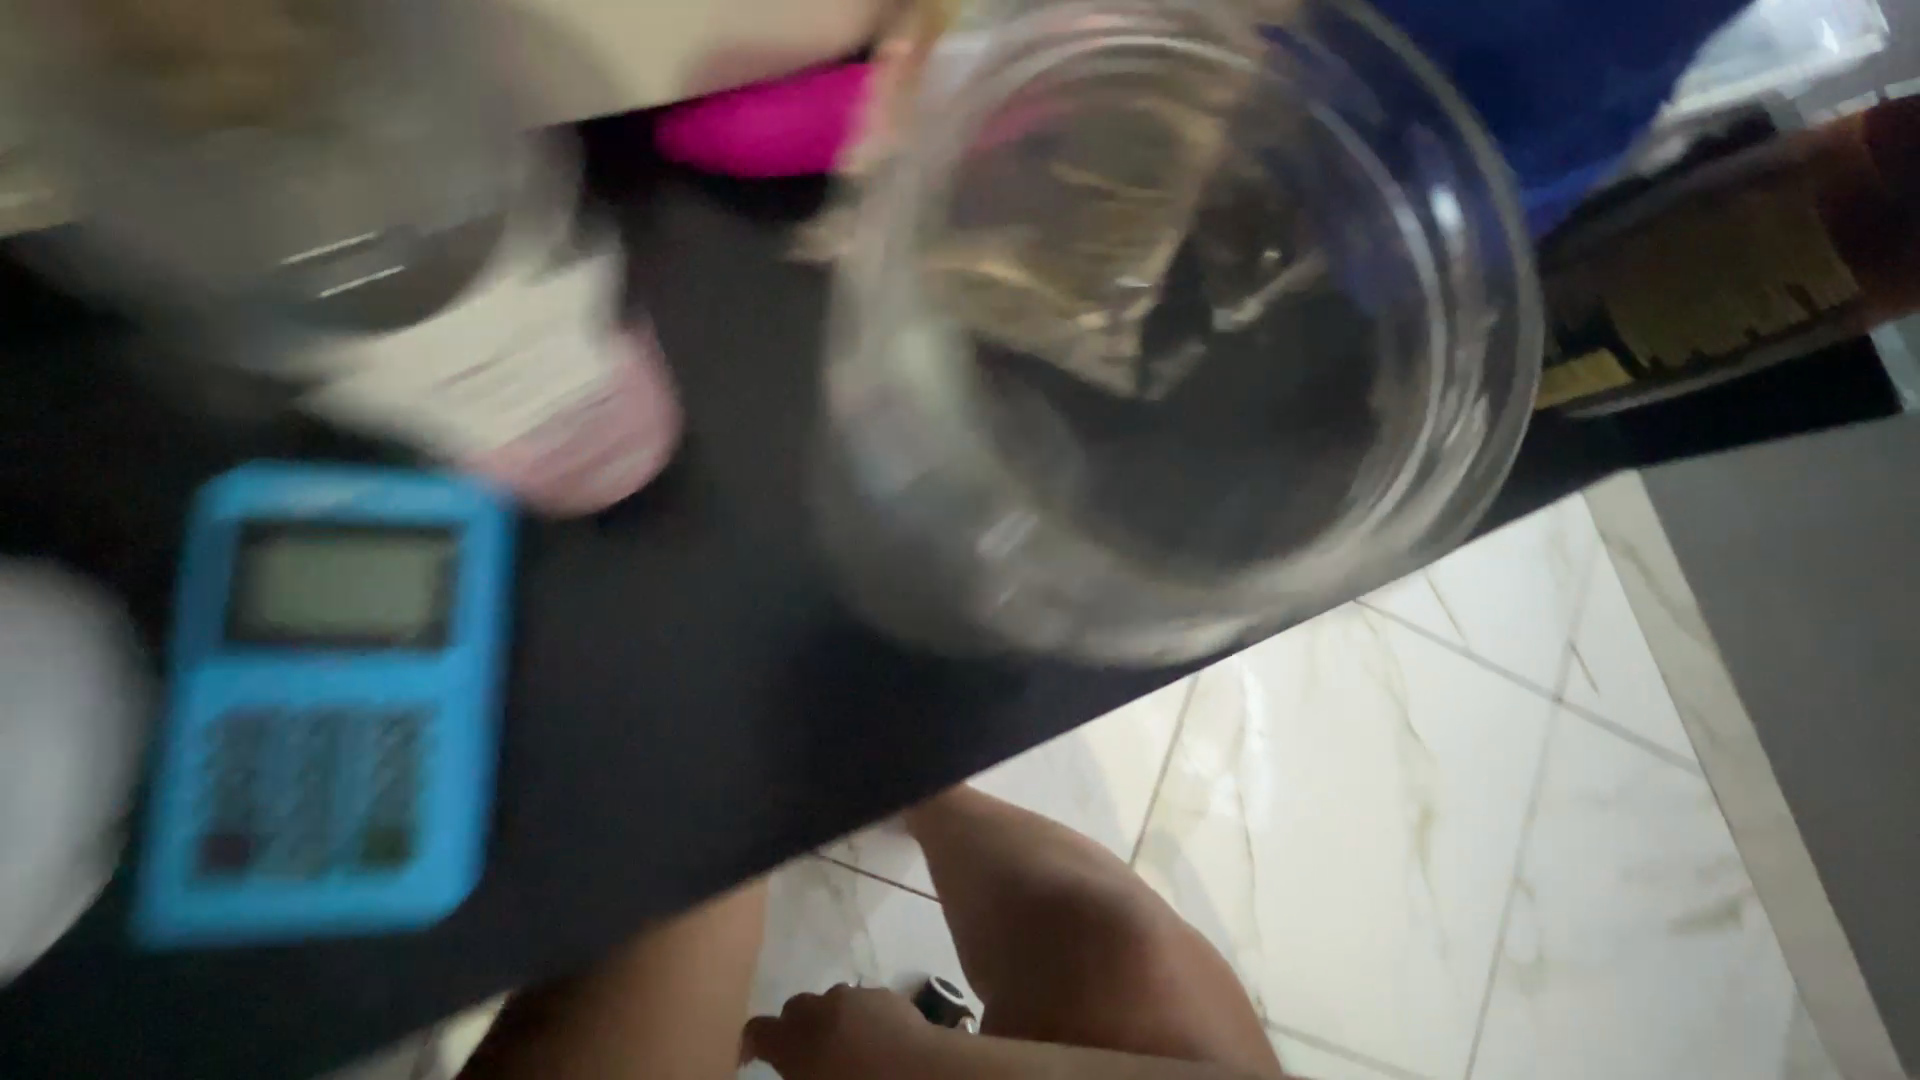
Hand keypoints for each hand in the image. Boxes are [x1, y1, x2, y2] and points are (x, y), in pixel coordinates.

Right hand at [743, 984, 934, 1078]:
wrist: (921, 1076)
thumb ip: (799, 1072)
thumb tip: (799, 1067)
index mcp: (795, 1043)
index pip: (758, 1031)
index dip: (753, 1043)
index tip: (754, 1058)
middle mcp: (821, 1010)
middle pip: (796, 1008)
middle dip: (796, 1028)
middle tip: (808, 1058)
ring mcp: (855, 997)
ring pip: (832, 1001)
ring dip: (832, 1020)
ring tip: (848, 1050)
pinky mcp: (886, 994)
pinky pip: (863, 1002)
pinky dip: (862, 1018)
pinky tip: (878, 1042)